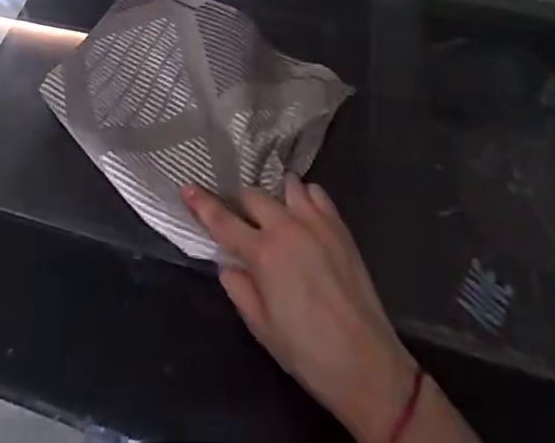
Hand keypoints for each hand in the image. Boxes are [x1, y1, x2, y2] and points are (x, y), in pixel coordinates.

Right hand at [184, 176, 419, 441]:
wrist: (368, 367)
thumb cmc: (307, 353)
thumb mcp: (260, 326)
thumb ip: (237, 286)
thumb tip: (227, 262)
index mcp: (262, 254)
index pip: (222, 219)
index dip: (201, 203)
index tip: (187, 188)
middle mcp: (287, 228)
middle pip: (252, 195)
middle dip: (240, 203)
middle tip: (239, 219)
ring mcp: (317, 224)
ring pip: (286, 186)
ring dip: (273, 196)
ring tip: (272, 212)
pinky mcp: (341, 229)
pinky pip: (317, 193)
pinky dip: (304, 196)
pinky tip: (302, 214)